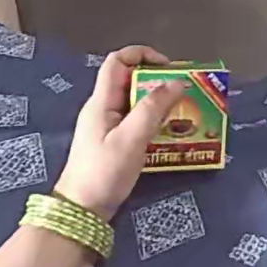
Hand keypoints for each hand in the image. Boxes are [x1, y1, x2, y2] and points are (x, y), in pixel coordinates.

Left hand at [54, 46, 185, 220]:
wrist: (82, 211)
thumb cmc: (104, 172)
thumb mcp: (131, 139)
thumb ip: (153, 109)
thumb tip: (177, 82)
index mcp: (102, 101)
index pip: (118, 61)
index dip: (142, 55)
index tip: (168, 66)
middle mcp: (103, 108)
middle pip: (130, 80)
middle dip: (157, 80)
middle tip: (184, 90)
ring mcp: (107, 125)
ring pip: (135, 101)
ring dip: (159, 101)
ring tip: (183, 110)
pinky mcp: (114, 141)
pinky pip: (136, 120)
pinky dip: (154, 119)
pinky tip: (170, 131)